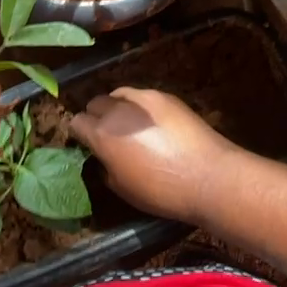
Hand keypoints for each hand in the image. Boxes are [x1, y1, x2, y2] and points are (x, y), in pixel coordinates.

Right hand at [69, 87, 245, 222]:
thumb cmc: (162, 191)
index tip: (87, 146)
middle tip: (107, 136)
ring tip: (128, 125)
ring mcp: (142, 99)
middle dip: (95, 118)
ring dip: (116, 108)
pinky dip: (138, 106)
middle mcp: (117, 110)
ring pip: (118, 96)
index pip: (76, 123)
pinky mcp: (165, 96)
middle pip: (95, 104)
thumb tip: (102, 157)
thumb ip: (104, 166)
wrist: (210, 177)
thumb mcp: (122, 188)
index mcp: (101, 134)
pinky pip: (141, 96)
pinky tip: (150, 122)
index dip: (79, 135)